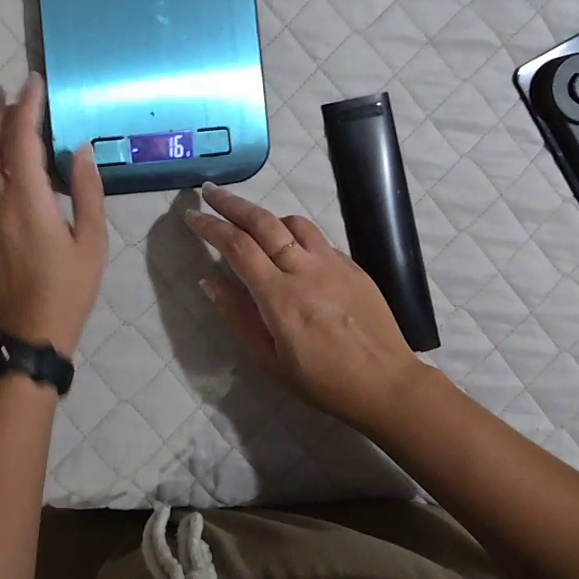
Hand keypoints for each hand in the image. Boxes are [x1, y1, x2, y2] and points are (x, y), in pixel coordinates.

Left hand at [0, 73, 107, 354]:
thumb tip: (82, 150)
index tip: (34, 82)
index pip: (20, 139)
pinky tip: (8, 164)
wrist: (29, 332)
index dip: (27, 106)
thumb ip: (87, 191)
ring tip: (15, 128)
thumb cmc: (68, 289)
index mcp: (26, 200)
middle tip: (24, 104)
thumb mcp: (92, 241)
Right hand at [184, 183, 427, 430]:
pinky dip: (296, 234)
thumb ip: (238, 316)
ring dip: (267, 216)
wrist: (386, 385)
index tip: (192, 215)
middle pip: (262, 223)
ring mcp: (333, 264)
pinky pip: (318, 239)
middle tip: (210, 193)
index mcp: (279, 297)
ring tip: (250, 222)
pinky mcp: (353, 267)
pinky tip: (291, 248)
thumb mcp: (269, 361)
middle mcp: (305, 271)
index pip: (237, 247)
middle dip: (232, 204)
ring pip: (294, 223)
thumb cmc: (322, 382)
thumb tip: (211, 282)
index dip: (211, 226)